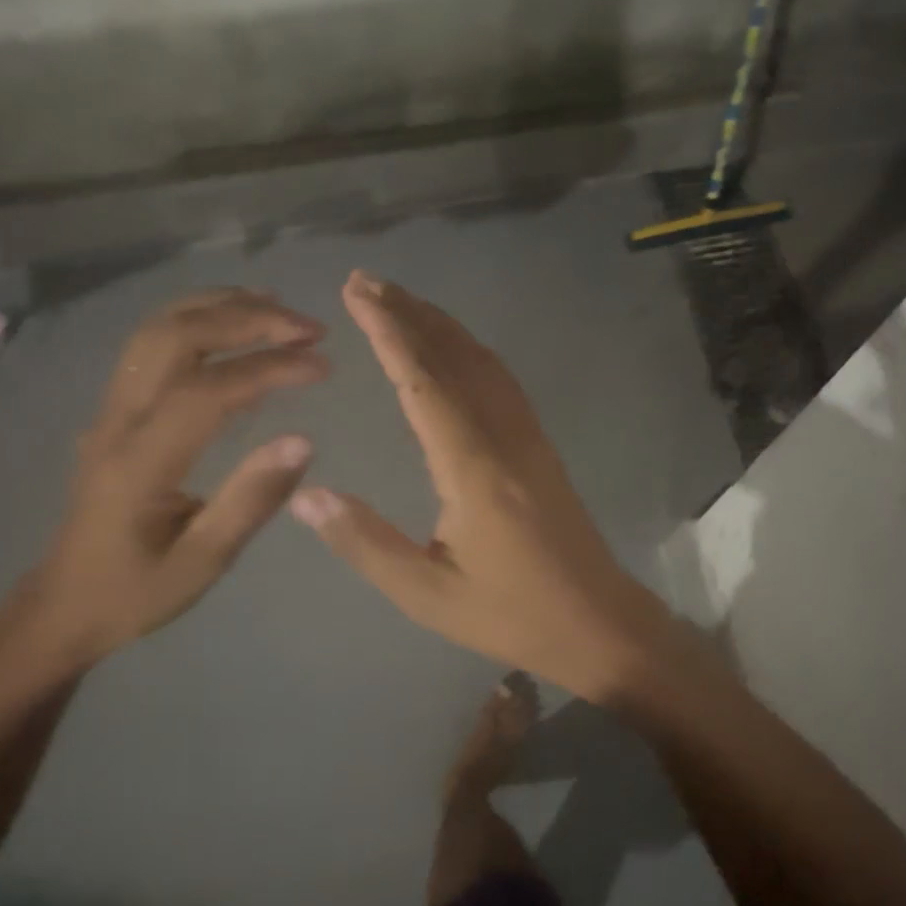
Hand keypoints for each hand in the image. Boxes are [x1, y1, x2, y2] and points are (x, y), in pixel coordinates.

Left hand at [22, 288, 327, 660]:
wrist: (63, 605)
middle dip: (246, 318)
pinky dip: (199, 318)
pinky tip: (235, 323)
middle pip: (174, 336)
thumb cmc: (136, 591)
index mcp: (141, 461)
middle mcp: (119, 420)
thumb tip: (304, 441)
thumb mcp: (202, 563)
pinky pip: (152, 343)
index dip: (269, 368)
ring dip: (220, 307)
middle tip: (309, 328)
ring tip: (279, 308)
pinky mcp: (114, 409)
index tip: (323, 366)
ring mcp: (110, 409)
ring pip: (157, 328)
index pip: (207, 390)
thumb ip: (250, 502)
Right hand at [290, 271, 682, 701]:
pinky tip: (452, 350)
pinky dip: (467, 350)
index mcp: (473, 468)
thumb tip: (305, 495)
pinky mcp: (539, 447)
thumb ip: (365, 543)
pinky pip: (499, 380)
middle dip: (409, 314)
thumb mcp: (427, 594)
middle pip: (453, 358)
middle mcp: (503, 437)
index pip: (423, 383)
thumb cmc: (511, 615)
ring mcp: (528, 438)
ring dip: (439, 325)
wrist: (599, 623)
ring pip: (481, 362)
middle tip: (365, 282)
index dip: (389, 334)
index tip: (357, 295)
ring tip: (399, 301)